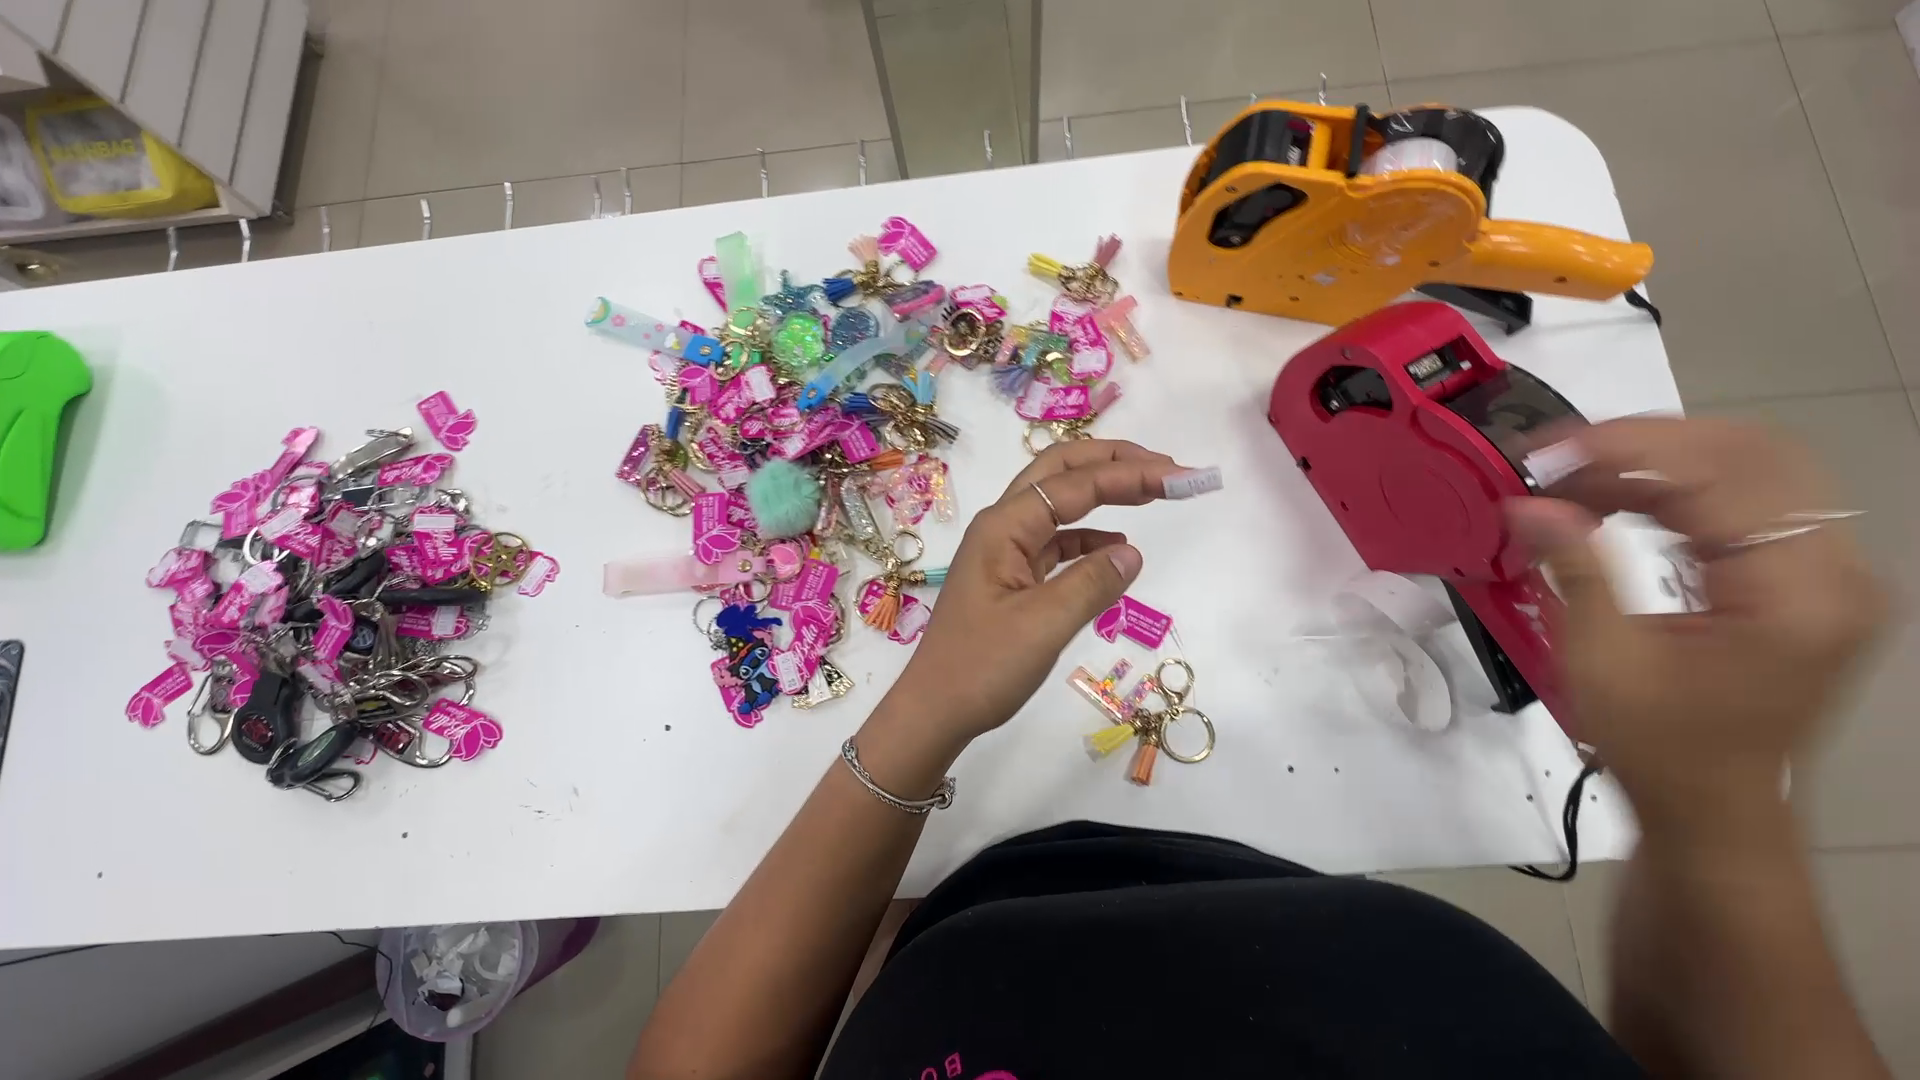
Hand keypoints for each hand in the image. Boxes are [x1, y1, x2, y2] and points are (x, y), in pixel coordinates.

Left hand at [891, 440, 1187, 741]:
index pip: (1076, 484)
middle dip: (1113, 462)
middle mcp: (1002, 528)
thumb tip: (1131, 553)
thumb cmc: (982, 667)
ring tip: (1153, 493)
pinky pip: (1055, 542)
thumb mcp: (1044, 625)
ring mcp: (1004, 552)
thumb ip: (1091, 584)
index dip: (1130, 474)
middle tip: (1167, 468)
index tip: (1182, 477)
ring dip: (1103, 493)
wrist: (935, 710)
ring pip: (1058, 504)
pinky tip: (1116, 547)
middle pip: (1060, 472)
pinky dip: (1088, 537)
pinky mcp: (1011, 579)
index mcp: (1004, 527)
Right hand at [1506, 417, 1884, 827]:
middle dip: (1644, 443)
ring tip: (1569, 484)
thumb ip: (1575, 569)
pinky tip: (1609, 505)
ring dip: (1652, 465)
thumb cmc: (1658, 746)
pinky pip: (1741, 505)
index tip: (1545, 453)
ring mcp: (1824, 574)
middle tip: (1555, 460)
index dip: (1628, 448)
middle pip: (1752, 454)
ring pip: (1748, 471)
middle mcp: (1833, 572)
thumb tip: (1527, 504)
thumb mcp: (1603, 660)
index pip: (1724, 475)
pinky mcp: (1799, 580)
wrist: (1711, 805)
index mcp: (1797, 594)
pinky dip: (1670, 493)